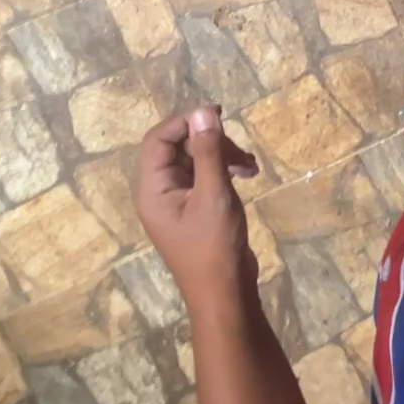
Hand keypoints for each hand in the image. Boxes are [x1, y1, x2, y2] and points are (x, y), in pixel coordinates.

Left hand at [136, 106, 262, 307]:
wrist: (224, 292)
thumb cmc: (214, 245)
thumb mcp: (214, 194)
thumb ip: (209, 151)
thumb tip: (204, 112)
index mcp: (152, 189)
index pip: (158, 139)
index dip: (185, 121)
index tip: (218, 113)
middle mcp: (159, 191)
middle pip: (179, 146)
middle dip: (211, 141)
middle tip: (241, 151)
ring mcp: (177, 199)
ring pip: (196, 158)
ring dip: (223, 154)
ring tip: (250, 165)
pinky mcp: (195, 205)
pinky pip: (205, 173)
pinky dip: (225, 168)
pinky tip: (248, 173)